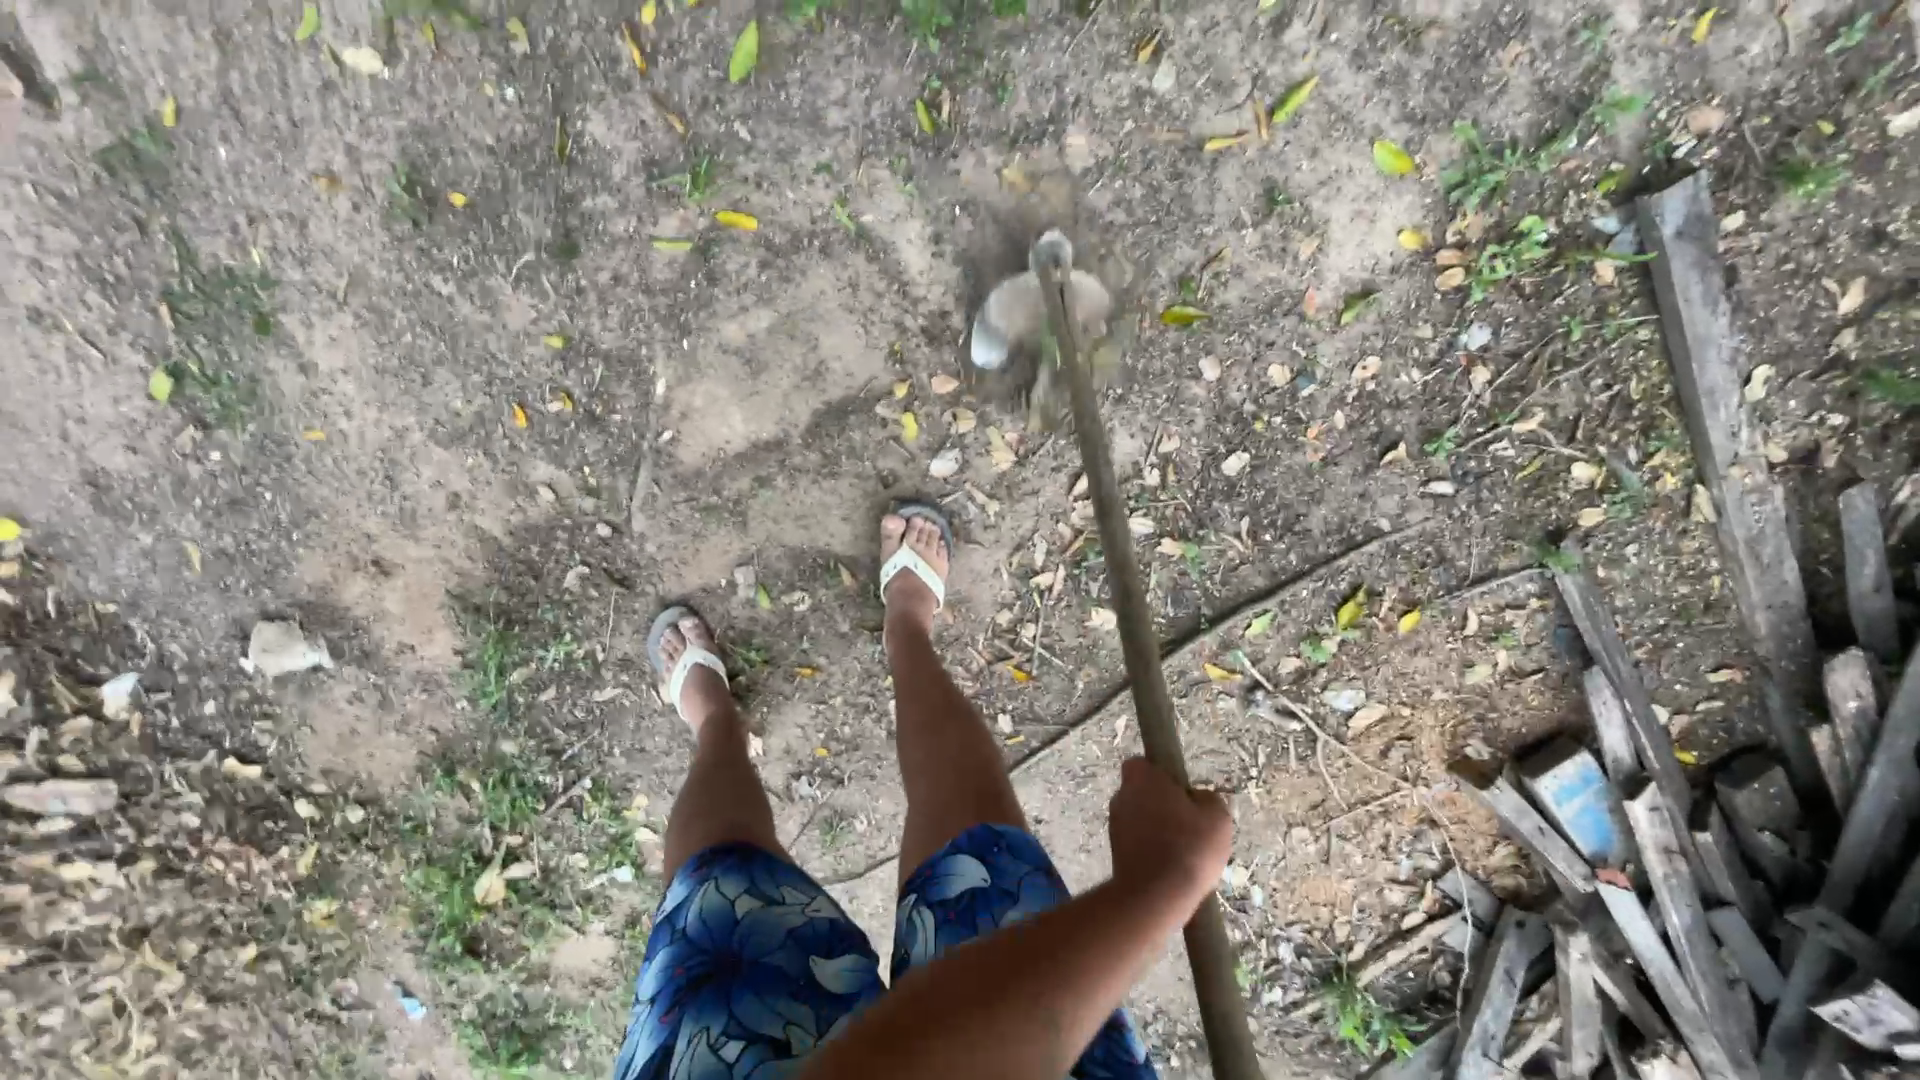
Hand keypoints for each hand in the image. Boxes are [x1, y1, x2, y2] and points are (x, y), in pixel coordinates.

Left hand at [1107, 757, 1232, 910]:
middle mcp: (1121, 796)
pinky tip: (1170, 867)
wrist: (1157, 895)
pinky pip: (1136, 842)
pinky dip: (1149, 849)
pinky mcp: (1114, 851)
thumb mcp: (1217, 817)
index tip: (1180, 792)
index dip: (1160, 775)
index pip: (1142, 764)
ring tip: (1182, 850)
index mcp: (1141, 778)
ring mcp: (1114, 825)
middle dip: (1160, 803)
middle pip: (1141, 792)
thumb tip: (1197, 798)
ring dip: (1155, 828)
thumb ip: (1207, 799)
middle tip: (1187, 823)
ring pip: (1138, 818)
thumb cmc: (1189, 847)